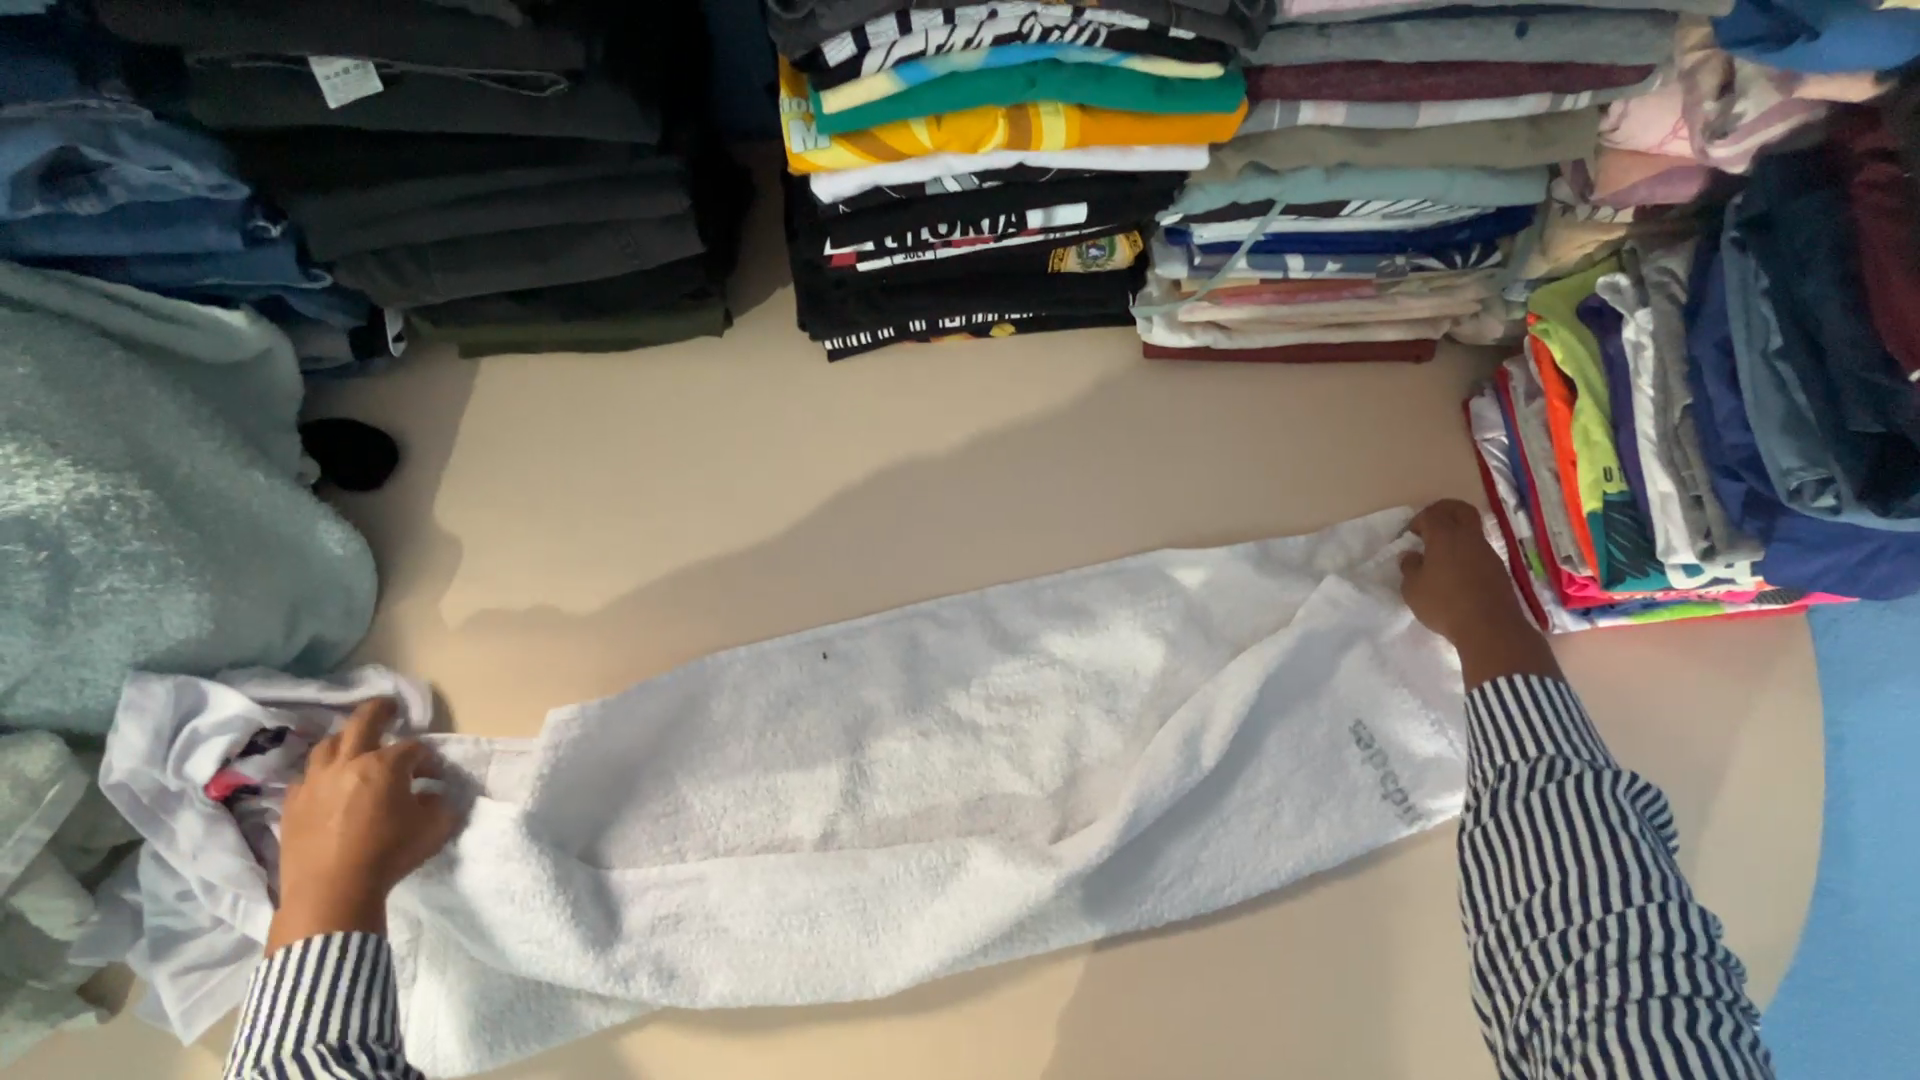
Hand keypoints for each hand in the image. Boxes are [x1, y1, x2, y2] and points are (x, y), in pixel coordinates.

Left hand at [266, 698, 457, 951]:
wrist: (332, 892)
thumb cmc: (389, 854)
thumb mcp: (434, 827)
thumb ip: (439, 802)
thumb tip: (430, 794)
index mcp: (384, 765)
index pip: (412, 748)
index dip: (427, 758)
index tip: (434, 775)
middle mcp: (347, 764)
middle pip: (362, 723)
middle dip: (380, 710)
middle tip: (389, 707)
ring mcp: (314, 784)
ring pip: (326, 746)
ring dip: (344, 740)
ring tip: (354, 745)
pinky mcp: (292, 806)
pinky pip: (306, 778)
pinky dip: (321, 774)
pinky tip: (328, 784)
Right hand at [1399, 500, 1560, 686]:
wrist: (1490, 628)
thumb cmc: (1444, 604)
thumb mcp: (1412, 588)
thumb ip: (1409, 567)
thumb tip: (1412, 555)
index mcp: (1445, 537)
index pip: (1431, 514)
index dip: (1418, 521)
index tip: (1409, 537)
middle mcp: (1469, 538)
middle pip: (1460, 509)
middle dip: (1443, 511)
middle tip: (1429, 526)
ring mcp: (1488, 553)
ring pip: (1472, 531)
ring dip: (1456, 535)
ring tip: (1440, 556)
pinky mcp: (1498, 569)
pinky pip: (1479, 551)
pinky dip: (1466, 553)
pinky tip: (1455, 573)